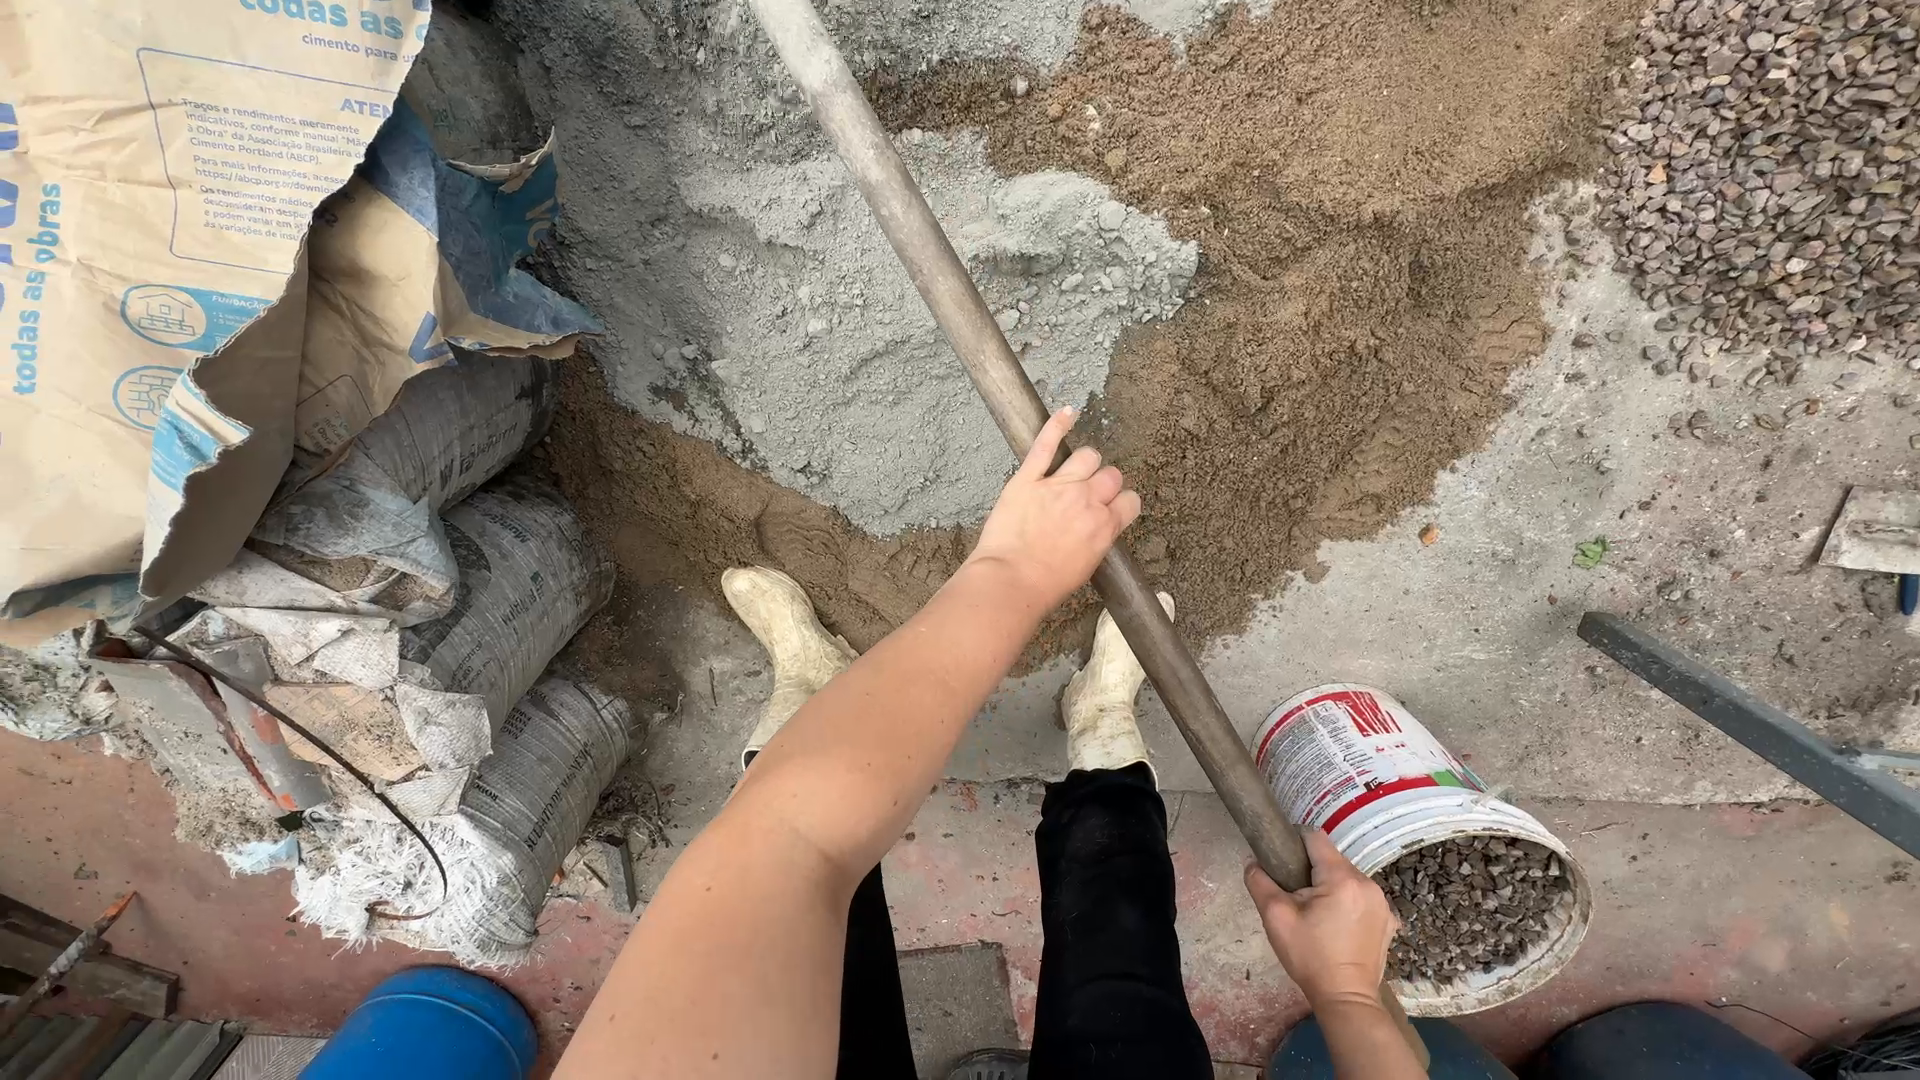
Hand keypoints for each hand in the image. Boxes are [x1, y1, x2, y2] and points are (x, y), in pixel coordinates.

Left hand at [966, 407, 1141, 611]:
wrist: (1010, 581)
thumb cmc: (1044, 585)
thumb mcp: (1085, 568)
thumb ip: (1096, 540)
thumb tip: (1095, 529)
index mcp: (1105, 527)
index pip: (1129, 500)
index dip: (1121, 502)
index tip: (1112, 506)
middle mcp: (1087, 501)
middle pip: (1110, 475)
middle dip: (1102, 483)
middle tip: (1087, 495)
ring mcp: (1057, 486)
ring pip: (1086, 456)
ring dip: (1083, 463)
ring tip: (1073, 471)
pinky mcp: (1028, 479)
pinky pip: (1046, 444)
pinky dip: (1056, 425)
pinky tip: (1066, 414)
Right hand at [1244, 828, 1397, 1007]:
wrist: (1345, 999)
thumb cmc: (1309, 956)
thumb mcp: (1274, 917)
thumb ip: (1259, 881)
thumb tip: (1253, 862)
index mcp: (1341, 879)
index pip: (1314, 837)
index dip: (1294, 843)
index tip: (1283, 863)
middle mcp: (1368, 884)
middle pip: (1332, 858)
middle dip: (1312, 869)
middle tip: (1297, 896)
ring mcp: (1382, 903)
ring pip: (1347, 876)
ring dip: (1331, 885)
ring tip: (1316, 911)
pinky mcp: (1389, 920)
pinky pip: (1362, 896)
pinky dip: (1348, 901)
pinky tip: (1338, 924)